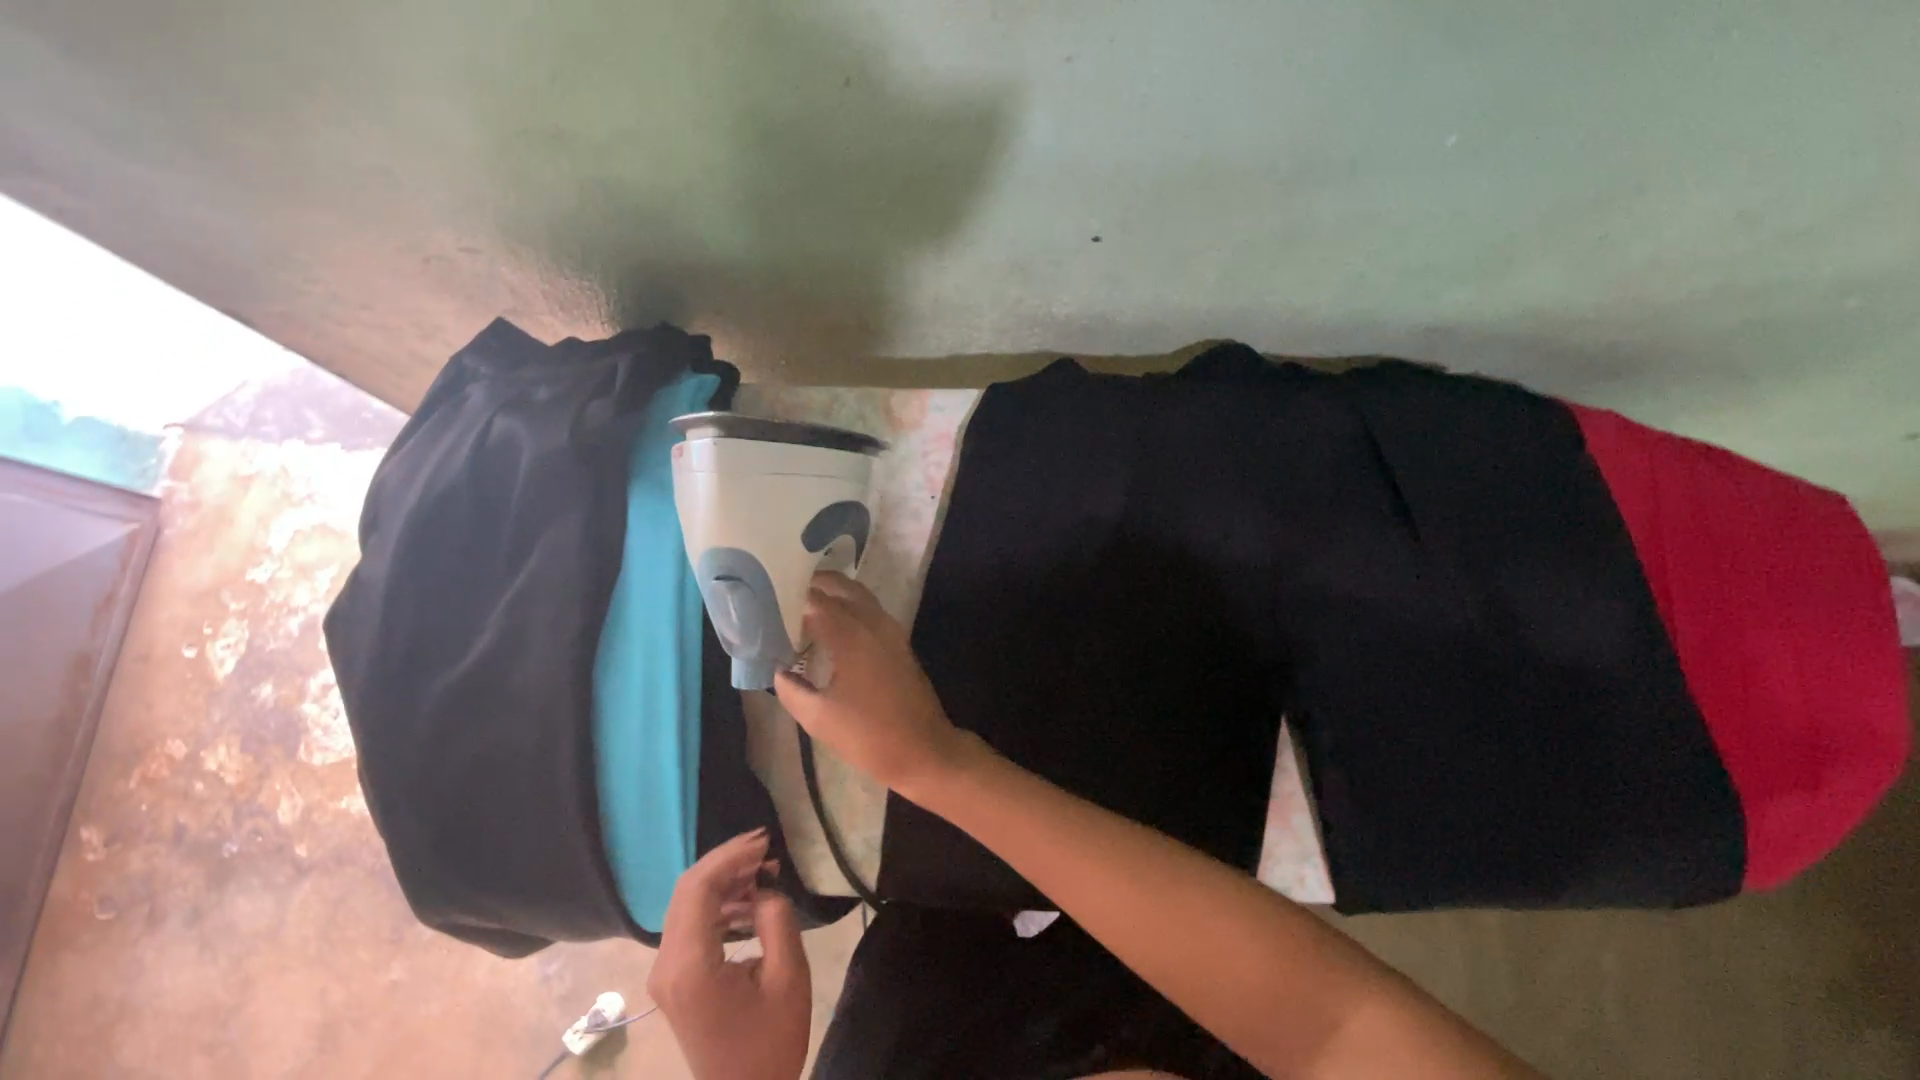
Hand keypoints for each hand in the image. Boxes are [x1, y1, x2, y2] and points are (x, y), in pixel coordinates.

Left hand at [649, 830, 809, 1079]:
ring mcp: (665, 972)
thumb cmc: (771, 1041)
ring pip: (687, 905)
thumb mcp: (788, 978)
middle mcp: (666, 964)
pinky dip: (718, 905)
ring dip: (723, 882)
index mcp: (689, 965)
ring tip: (766, 872)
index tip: (765, 841)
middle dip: (726, 863)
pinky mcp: (674, 978)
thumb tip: (764, 891)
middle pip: (687, 891)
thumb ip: (776, 921)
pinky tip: (750, 901)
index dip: (730, 856)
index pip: (698, 888)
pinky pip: (690, 925)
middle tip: (767, 850)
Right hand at [774, 572, 972, 796]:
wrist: (924, 750)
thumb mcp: (818, 717)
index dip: (789, 596)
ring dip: (833, 594)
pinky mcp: (899, 642)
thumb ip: (791, 688)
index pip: (814, 599)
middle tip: (783, 595)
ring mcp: (891, 630)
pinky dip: (849, 608)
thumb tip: (779, 669)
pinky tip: (831, 628)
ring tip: (803, 608)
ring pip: (859, 596)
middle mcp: (873, 623)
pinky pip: (870, 611)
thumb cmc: (869, 735)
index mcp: (851, 635)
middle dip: (812, 585)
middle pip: (840, 587)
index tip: (764, 601)